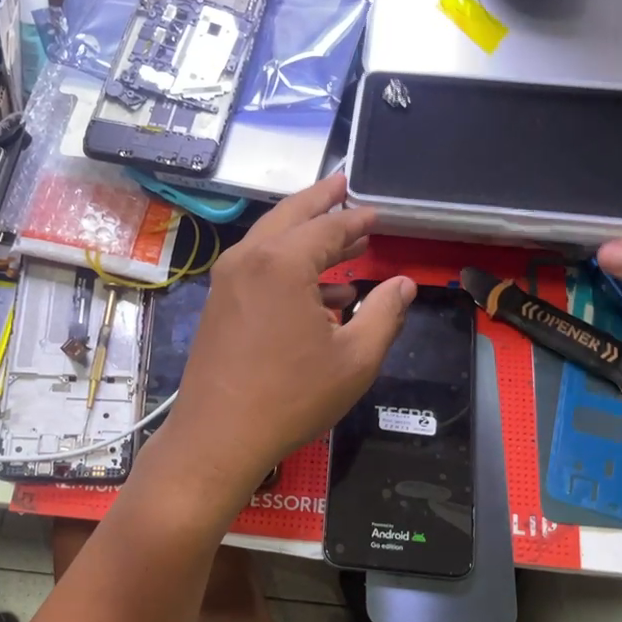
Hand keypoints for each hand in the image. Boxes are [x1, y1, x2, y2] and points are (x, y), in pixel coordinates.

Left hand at [161, 175, 413, 489]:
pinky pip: (258, 268)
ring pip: (271, 241)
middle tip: (344, 184)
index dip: (357, 218)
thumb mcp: (354, 359)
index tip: (378, 212)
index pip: (328, 226)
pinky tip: (321, 293)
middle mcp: (249, 259)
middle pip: (290, 216)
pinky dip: (288, 267)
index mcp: (282, 262)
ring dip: (306, 238)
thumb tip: (403, 284)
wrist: (218, 437)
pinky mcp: (219, 304)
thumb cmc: (291, 398)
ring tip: (345, 243)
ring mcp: (227, 281)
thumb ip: (384, 313)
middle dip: (321, 202)